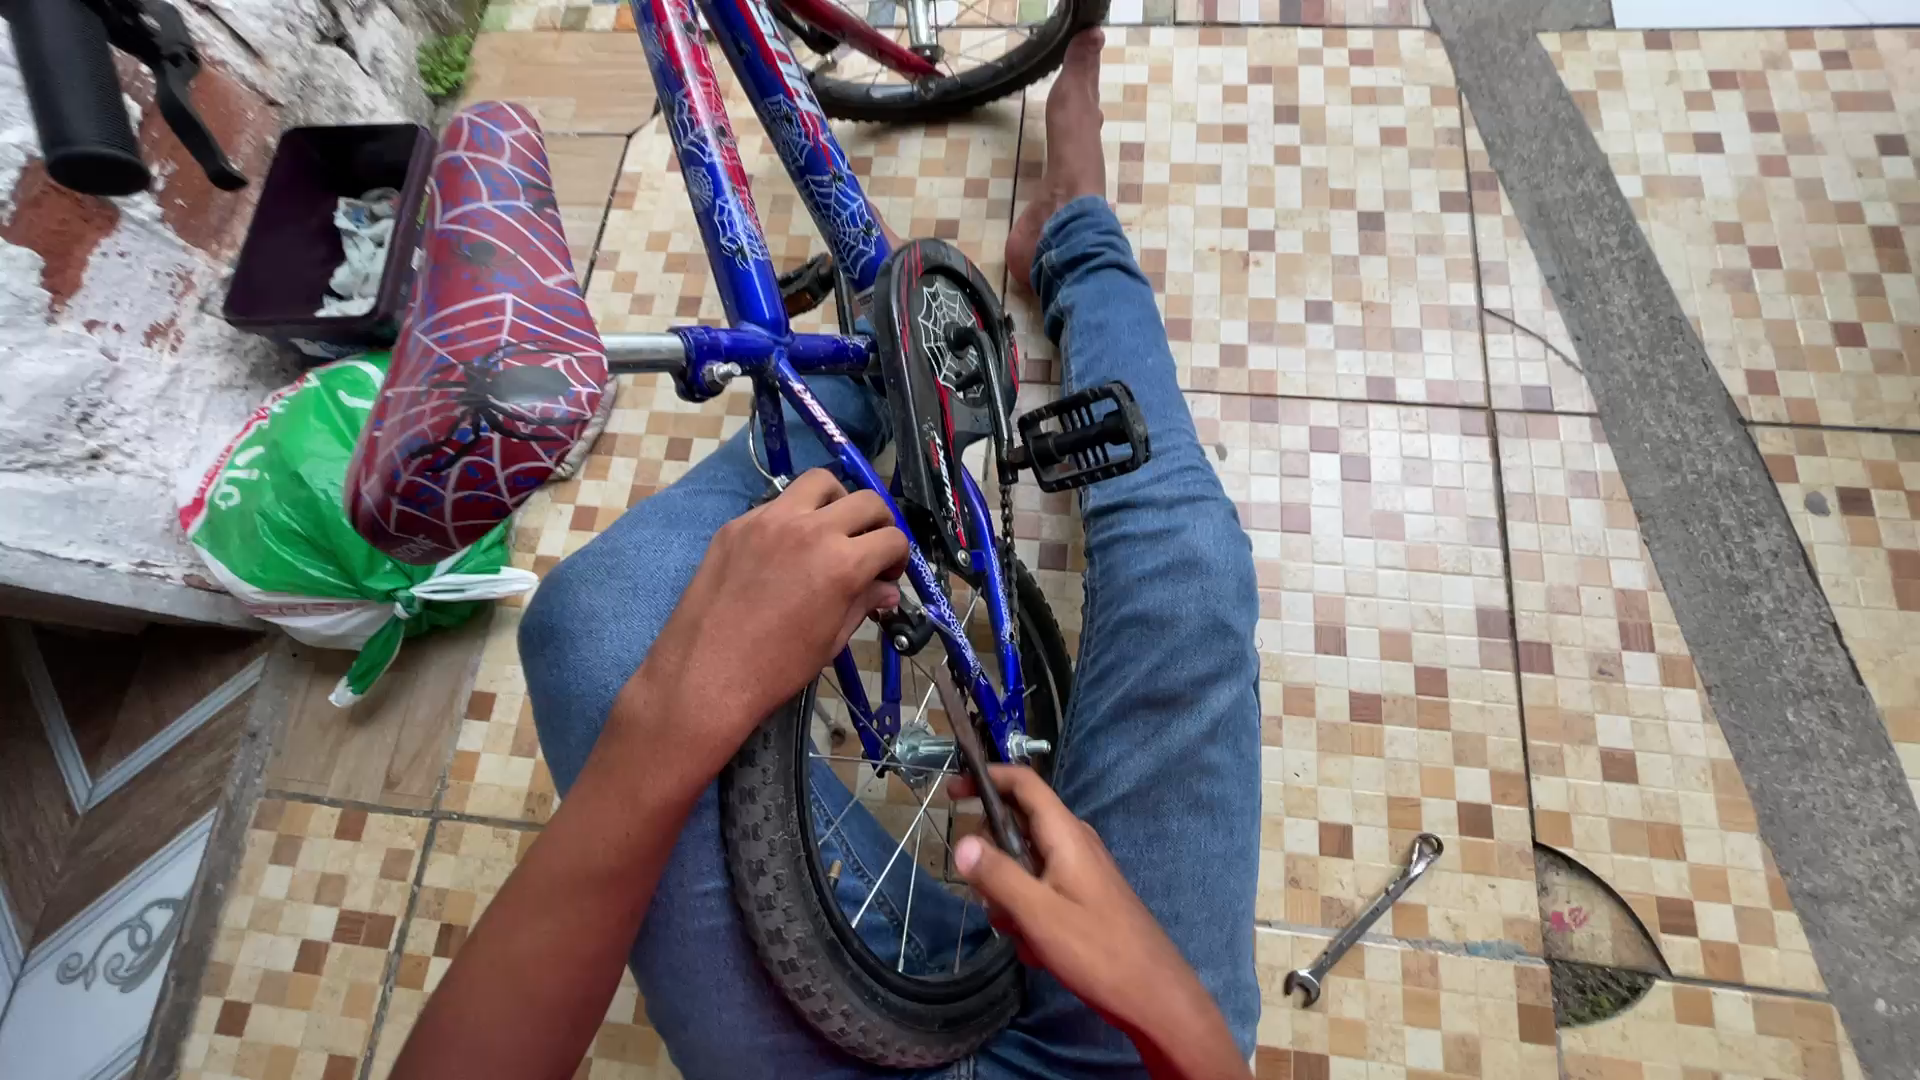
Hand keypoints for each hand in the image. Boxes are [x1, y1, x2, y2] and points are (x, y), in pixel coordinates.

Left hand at [608, 469, 908, 793]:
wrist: (704, 677)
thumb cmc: (776, 669)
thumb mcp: (831, 639)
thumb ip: (862, 603)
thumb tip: (885, 589)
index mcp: (843, 563)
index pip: (893, 538)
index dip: (899, 557)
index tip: (888, 574)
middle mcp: (812, 529)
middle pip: (866, 500)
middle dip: (879, 523)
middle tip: (870, 548)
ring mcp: (770, 520)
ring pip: (820, 482)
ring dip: (838, 501)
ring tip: (831, 530)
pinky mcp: (737, 524)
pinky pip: (778, 504)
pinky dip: (795, 517)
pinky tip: (786, 549)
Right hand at [952, 767, 1247, 1079]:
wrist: (1155, 996)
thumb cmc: (1097, 950)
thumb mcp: (1038, 913)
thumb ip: (997, 875)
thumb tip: (961, 843)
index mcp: (1064, 831)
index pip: (1023, 782)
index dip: (987, 777)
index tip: (953, 790)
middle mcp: (1072, 840)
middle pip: (1017, 825)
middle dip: (993, 858)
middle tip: (986, 895)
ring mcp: (1079, 867)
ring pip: (1024, 862)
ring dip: (1010, 894)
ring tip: (1019, 933)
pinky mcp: (1082, 894)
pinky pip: (1040, 887)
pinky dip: (1028, 911)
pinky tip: (1037, 947)